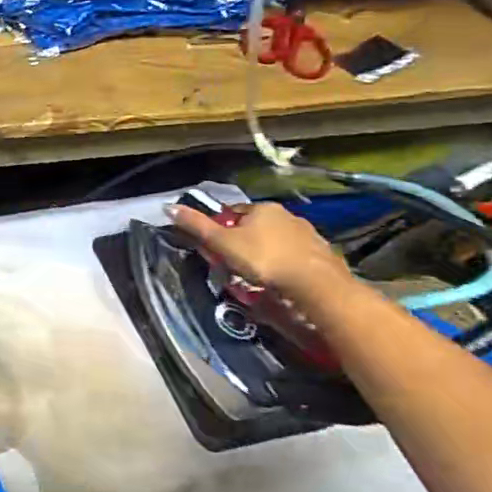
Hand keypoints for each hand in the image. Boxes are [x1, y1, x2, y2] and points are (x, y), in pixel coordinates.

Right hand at [168, 202, 351, 296]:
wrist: (316, 285)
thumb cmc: (263, 259)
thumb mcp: (222, 243)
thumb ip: (196, 225)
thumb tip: (167, 206)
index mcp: (262, 208)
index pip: (233, 212)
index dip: (222, 228)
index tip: (217, 247)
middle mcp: (288, 215)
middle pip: (257, 225)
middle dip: (245, 240)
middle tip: (235, 262)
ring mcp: (309, 233)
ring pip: (278, 240)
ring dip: (268, 251)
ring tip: (259, 274)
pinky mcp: (324, 253)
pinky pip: (297, 254)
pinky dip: (287, 262)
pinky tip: (282, 278)